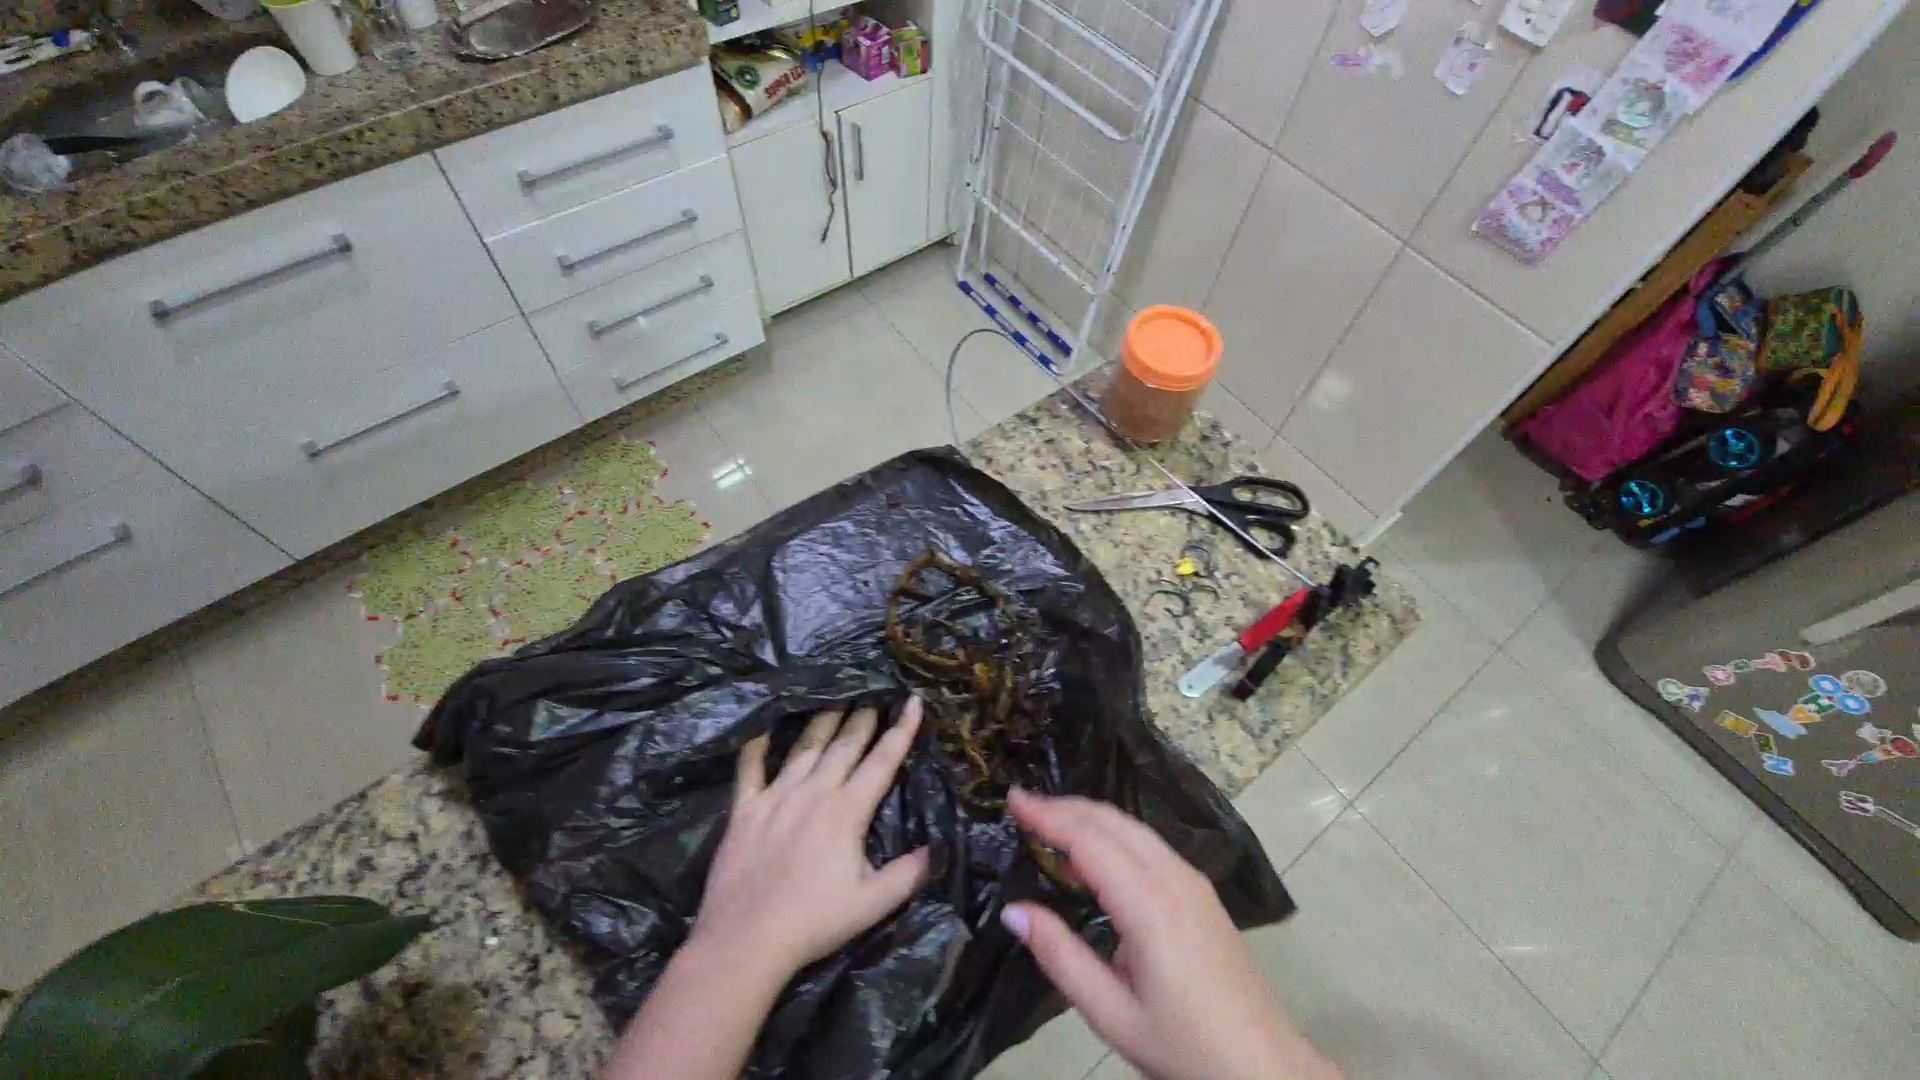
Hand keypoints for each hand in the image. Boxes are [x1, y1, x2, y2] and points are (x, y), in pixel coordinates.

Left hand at [689, 698, 931, 981]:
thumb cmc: (814, 923)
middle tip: (874, 694)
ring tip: (835, 699)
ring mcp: (775, 797)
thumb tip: (939, 848)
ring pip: (804, 748)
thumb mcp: (872, 903)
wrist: (746, 941)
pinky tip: (763, 726)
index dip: (901, 730)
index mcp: (847, 812)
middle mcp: (813, 793)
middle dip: (863, 716)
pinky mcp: (744, 810)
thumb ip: (909, 874)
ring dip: (823, 721)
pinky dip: (757, 745)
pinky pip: (750, 768)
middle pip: (844, 745)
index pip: (882, 761)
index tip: (912, 701)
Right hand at [1001, 789, 1338, 1079]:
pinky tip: (1092, 850)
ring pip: (1133, 826)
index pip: (1088, 839)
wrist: (1266, 1068)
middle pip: (1111, 820)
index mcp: (1149, 904)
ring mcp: (1192, 881)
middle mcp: (1173, 877)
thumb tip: (1013, 910)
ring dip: (1088, 815)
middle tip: (1022, 804)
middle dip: (1064, 806)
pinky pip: (1148, 843)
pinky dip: (1111, 832)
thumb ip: (1060, 957)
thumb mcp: (1111, 1014)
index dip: (1047, 815)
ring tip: (1047, 820)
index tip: (1012, 797)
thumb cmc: (1185, 1047)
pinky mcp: (1201, 892)